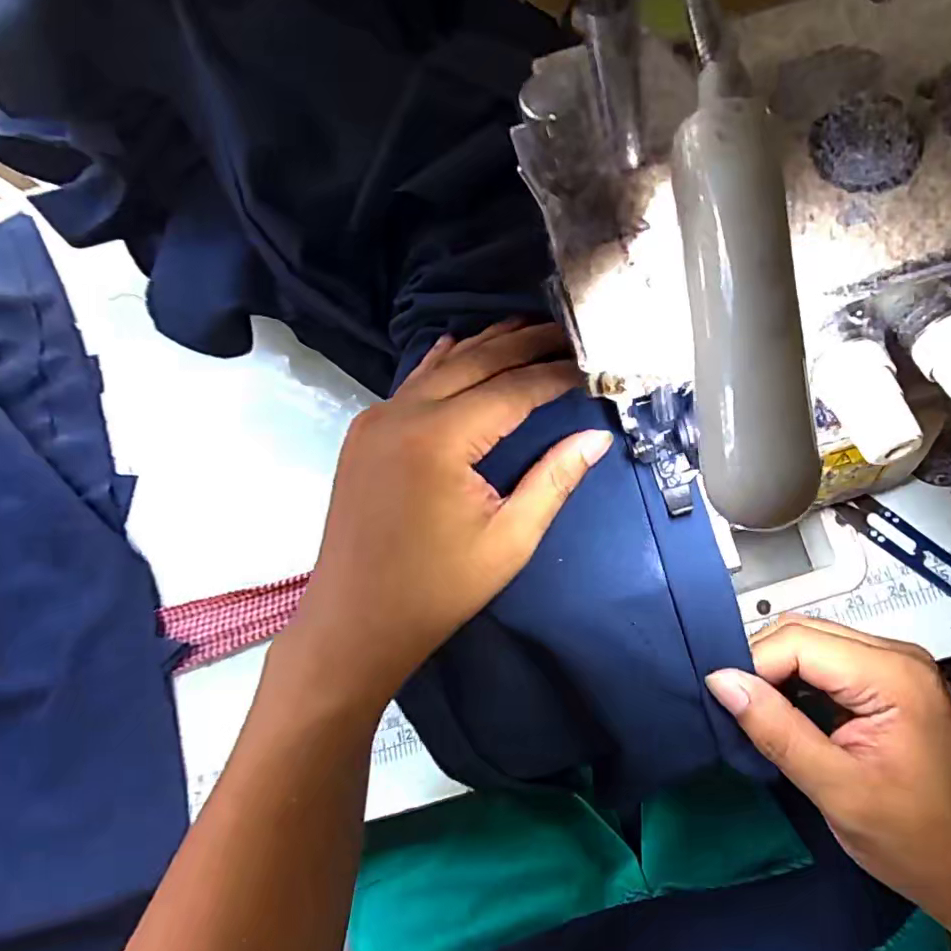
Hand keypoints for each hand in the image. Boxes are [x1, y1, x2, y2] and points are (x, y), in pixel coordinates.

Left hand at [280, 321, 611, 710]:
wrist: (354, 622)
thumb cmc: (438, 589)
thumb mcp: (510, 539)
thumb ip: (554, 479)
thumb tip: (595, 436)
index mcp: (441, 439)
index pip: (513, 389)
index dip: (557, 375)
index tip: (592, 364)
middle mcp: (403, 413)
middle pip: (478, 362)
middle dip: (526, 344)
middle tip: (568, 331)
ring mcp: (377, 418)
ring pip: (443, 365)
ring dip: (488, 346)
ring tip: (528, 328)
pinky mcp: (366, 432)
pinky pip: (414, 383)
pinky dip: (446, 363)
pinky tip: (461, 344)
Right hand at [704, 616, 950, 926]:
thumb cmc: (915, 840)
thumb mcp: (838, 790)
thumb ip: (777, 731)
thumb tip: (721, 681)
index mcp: (893, 674)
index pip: (799, 642)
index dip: (754, 666)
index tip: (725, 705)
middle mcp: (896, 654)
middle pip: (804, 633)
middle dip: (761, 665)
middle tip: (734, 709)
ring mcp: (894, 664)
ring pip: (811, 643)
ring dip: (776, 672)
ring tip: (754, 712)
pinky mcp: (887, 679)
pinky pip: (826, 661)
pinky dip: (796, 681)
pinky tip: (783, 712)